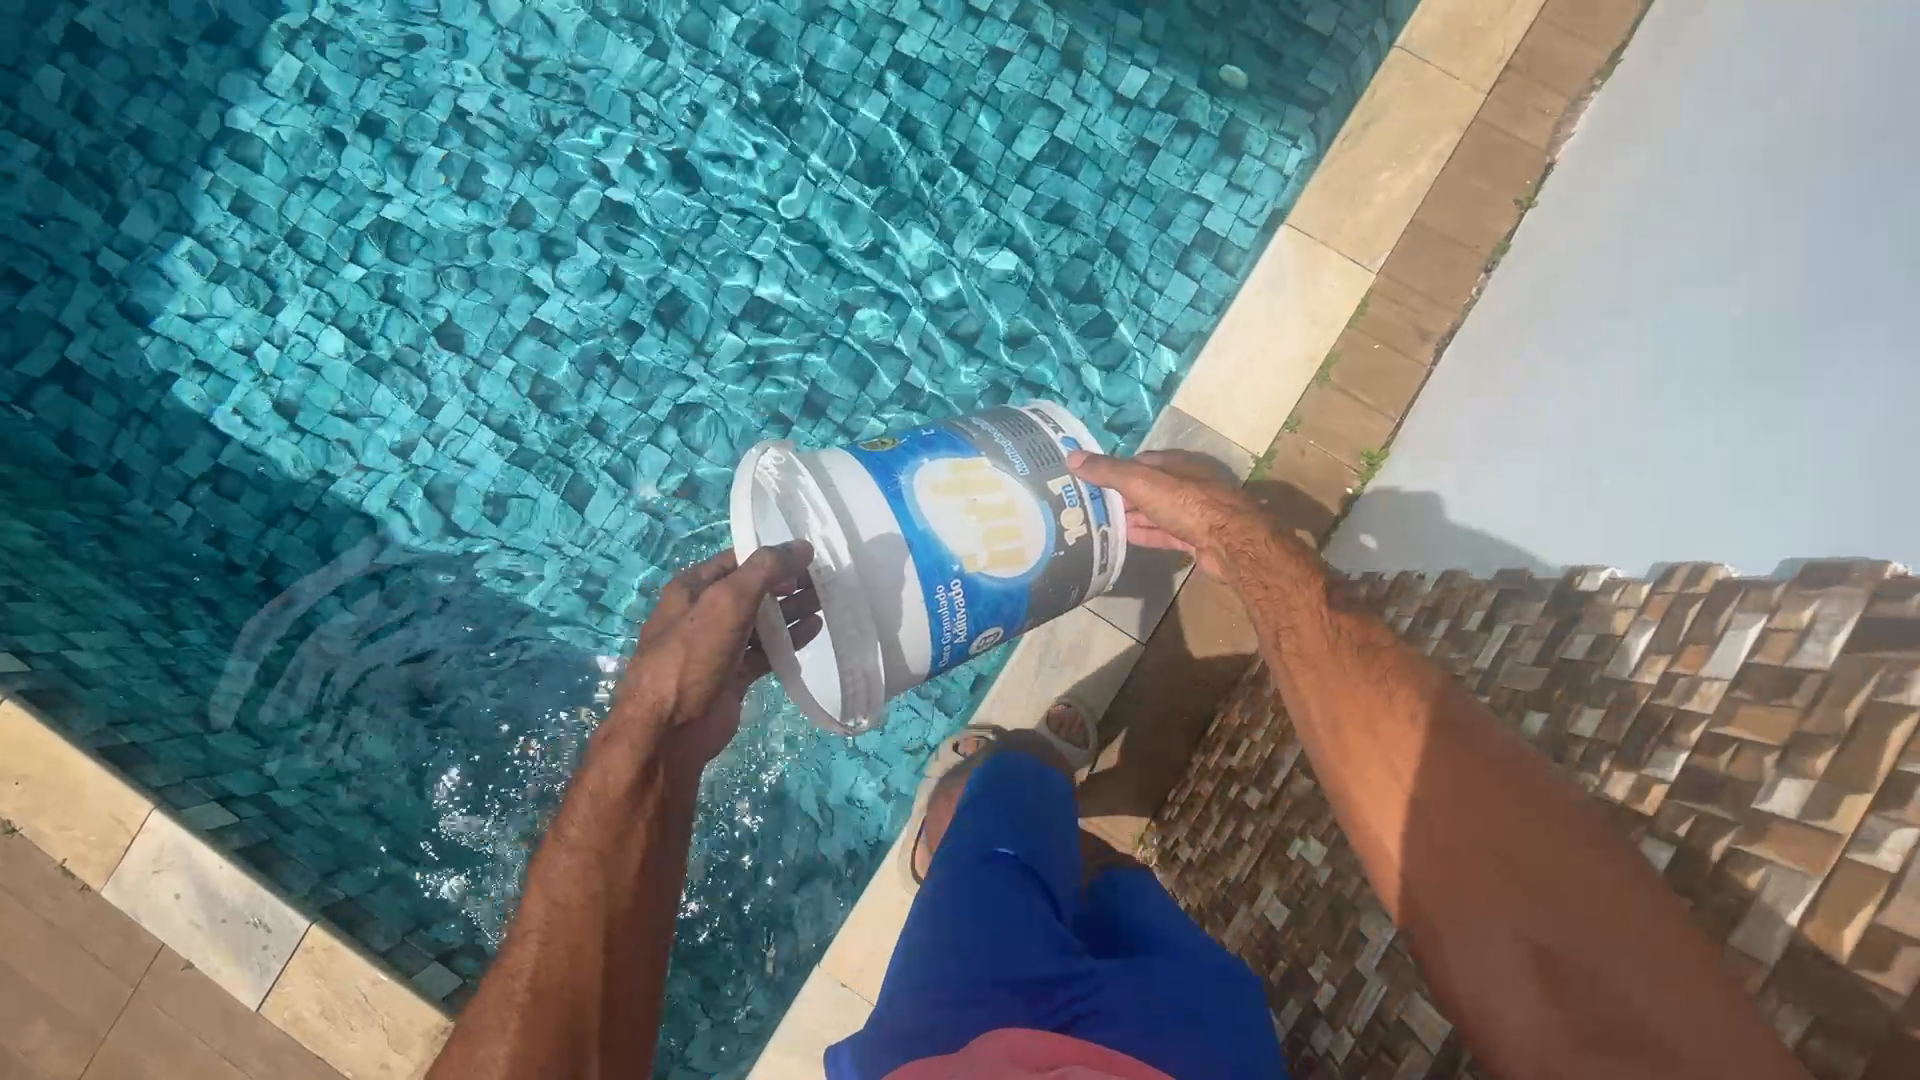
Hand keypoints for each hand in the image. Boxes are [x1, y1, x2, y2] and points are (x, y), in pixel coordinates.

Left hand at [614, 542, 819, 770]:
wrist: (669, 729)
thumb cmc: (693, 654)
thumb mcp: (728, 600)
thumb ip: (766, 569)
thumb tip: (802, 546)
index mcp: (692, 588)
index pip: (738, 561)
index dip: (771, 556)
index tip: (808, 557)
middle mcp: (704, 613)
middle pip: (753, 591)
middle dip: (787, 584)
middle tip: (824, 581)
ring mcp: (719, 647)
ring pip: (761, 622)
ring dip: (791, 612)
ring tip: (826, 602)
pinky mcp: (733, 675)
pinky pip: (765, 652)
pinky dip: (788, 642)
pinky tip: (813, 631)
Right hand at [1068, 449, 1284, 581]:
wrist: (1230, 542)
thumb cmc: (1186, 504)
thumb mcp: (1141, 482)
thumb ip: (1108, 471)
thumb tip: (1071, 457)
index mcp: (1174, 464)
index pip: (1138, 462)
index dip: (1113, 469)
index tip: (1088, 479)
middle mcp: (1184, 484)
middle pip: (1145, 488)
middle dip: (1119, 495)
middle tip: (1088, 505)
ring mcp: (1190, 512)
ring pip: (1153, 511)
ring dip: (1129, 516)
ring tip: (1098, 523)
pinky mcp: (1193, 537)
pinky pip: (1162, 533)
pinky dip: (1143, 534)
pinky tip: (1123, 539)